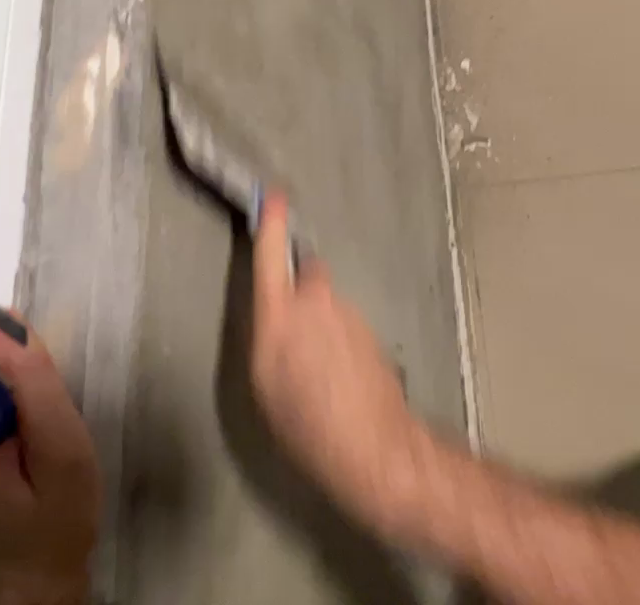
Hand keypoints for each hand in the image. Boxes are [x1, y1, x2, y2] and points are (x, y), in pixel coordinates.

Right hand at [248, 193, 429, 534]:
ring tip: (316, 367)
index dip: (271, 223)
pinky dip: (338, 337)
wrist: (375, 445)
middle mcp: (316, 303)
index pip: (270, 256)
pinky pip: (345, 321)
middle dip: (298, 287)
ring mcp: (349, 313)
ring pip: (328, 300)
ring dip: (320, 319)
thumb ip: (268, 336)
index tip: (273, 193)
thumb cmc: (305, 424)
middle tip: (291, 326)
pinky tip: (339, 375)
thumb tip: (275, 316)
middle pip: (306, 273)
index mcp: (280, 314)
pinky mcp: (371, 330)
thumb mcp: (264, 384)